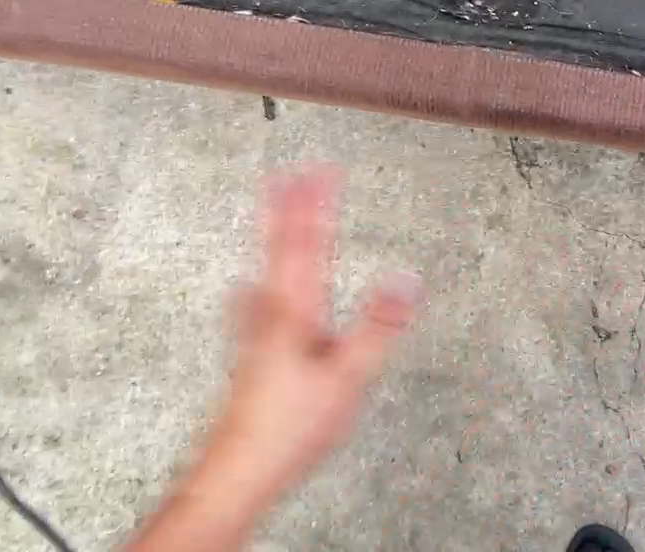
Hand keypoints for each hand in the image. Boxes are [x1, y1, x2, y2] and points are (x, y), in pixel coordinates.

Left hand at [127, 168, 420, 551]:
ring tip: (274, 206)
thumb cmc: (289, 427)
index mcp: (296, 310)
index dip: (315, 205)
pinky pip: (258, 296)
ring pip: (268, 266)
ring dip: (274, 231)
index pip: (309, 244)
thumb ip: (378, 325)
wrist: (237, 473)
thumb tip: (406, 278)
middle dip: (292, 205)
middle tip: (294, 171)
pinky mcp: (253, 352)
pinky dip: (260, 275)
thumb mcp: (348, 376)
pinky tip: (247, 284)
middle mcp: (272, 312)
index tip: (321, 170)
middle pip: (283, 246)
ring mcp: (258, 331)